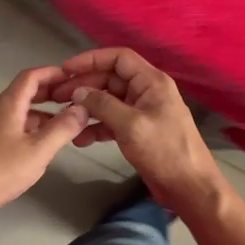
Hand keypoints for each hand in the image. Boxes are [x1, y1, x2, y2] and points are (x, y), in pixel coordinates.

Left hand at [0, 67, 88, 230]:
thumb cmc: (2, 171)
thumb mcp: (39, 150)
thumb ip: (63, 128)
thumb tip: (83, 108)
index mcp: (7, 105)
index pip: (30, 76)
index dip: (52, 72)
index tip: (72, 76)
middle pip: (24, 91)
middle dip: (50, 92)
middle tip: (74, 98)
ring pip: (20, 110)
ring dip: (43, 111)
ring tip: (66, 121)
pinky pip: (14, 124)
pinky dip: (32, 125)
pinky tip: (44, 141)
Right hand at [51, 47, 229, 216]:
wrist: (188, 187)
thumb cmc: (164, 151)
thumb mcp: (131, 125)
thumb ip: (102, 105)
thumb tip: (78, 92)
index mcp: (151, 82)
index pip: (118, 58)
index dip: (91, 60)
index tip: (66, 69)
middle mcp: (146, 92)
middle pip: (110, 79)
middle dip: (84, 86)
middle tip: (56, 97)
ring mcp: (141, 112)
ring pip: (108, 101)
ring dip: (86, 108)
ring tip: (64, 117)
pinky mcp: (136, 131)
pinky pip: (111, 121)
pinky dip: (95, 127)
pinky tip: (79, 139)